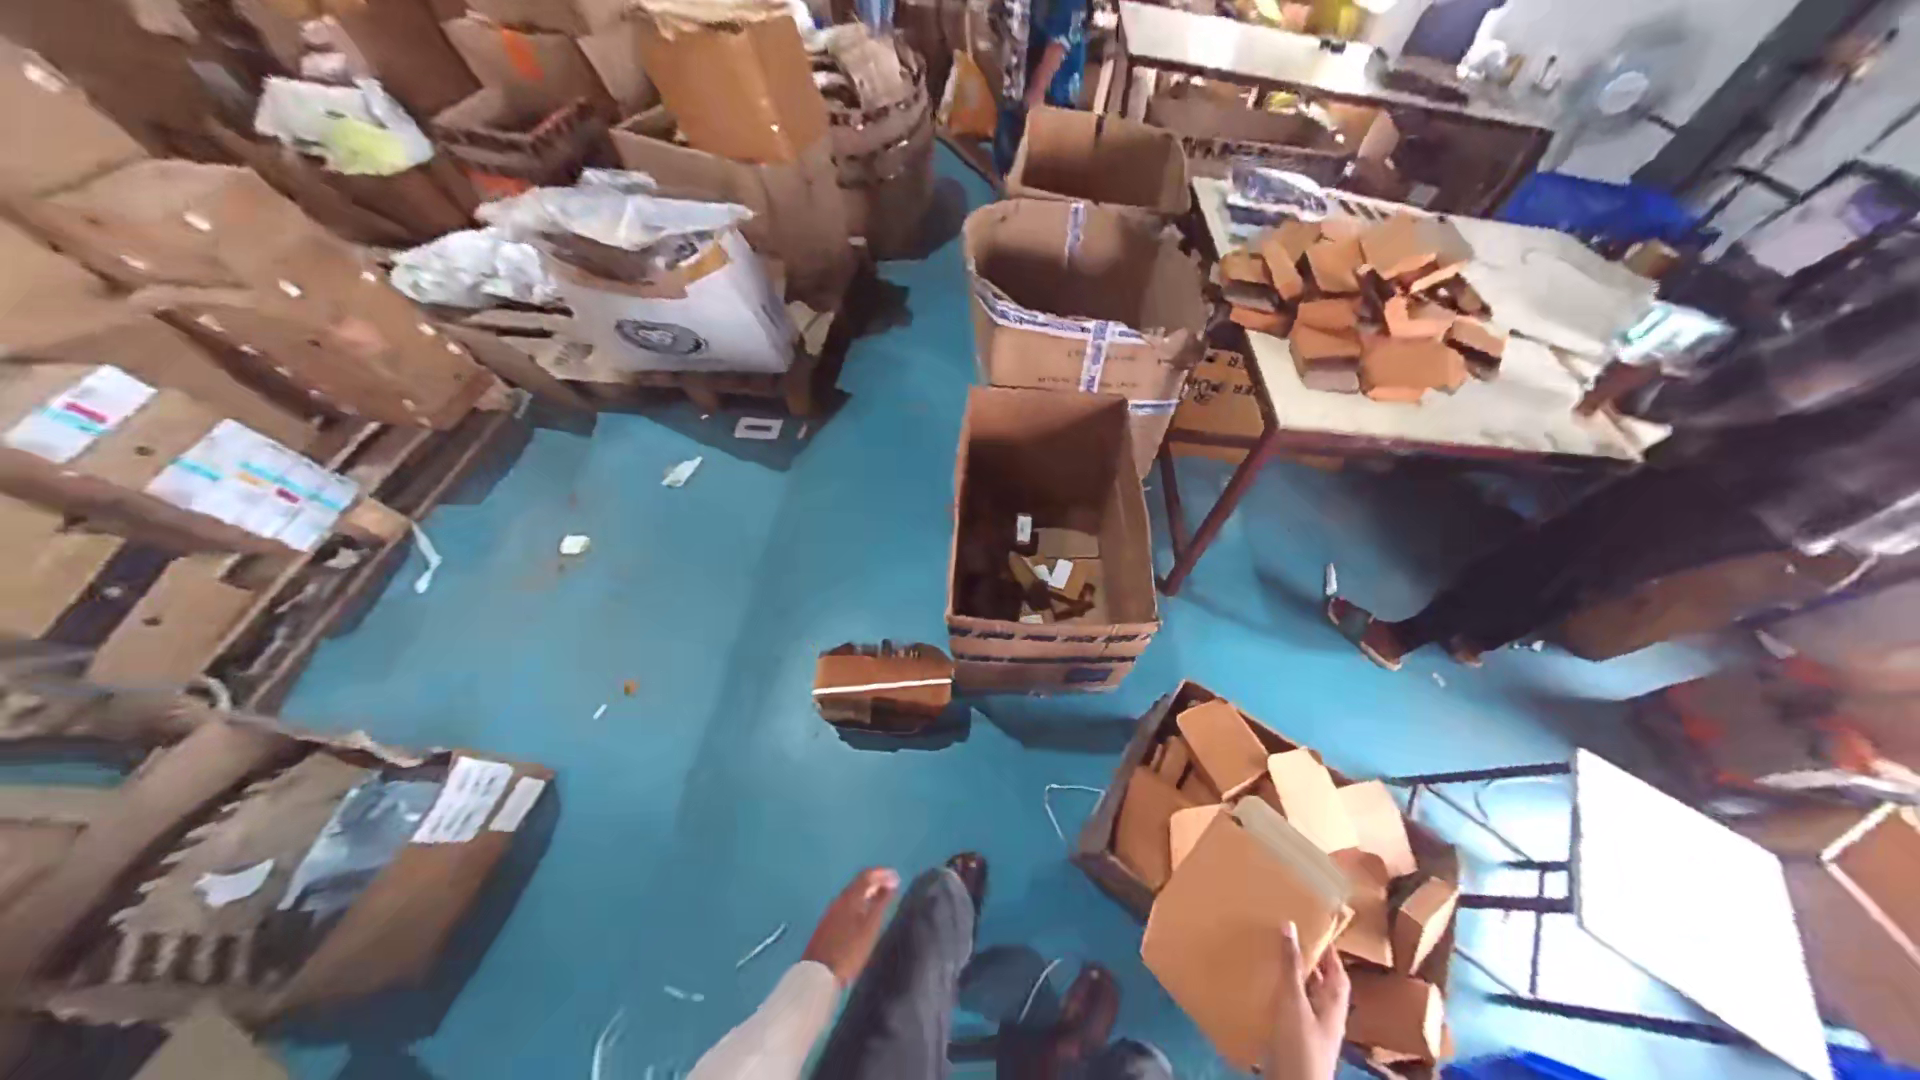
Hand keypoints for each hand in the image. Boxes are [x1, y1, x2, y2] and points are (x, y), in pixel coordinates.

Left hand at [801, 868, 899, 985]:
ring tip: (880, 898)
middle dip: (875, 882)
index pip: (867, 875)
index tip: (896, 877)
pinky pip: (846, 905)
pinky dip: (859, 903)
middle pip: (858, 884)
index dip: (882, 873)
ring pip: (852, 895)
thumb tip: (891, 884)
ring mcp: (830, 912)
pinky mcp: (826, 925)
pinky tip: (863, 914)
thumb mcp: (870, 927)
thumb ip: (881, 903)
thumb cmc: (849, 950)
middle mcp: (838, 900)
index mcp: (849, 897)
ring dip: (867, 893)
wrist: (818, 974)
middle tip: (891, 886)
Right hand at [1265, 922, 1350, 1079]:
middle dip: (1305, 959)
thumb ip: (1291, 965)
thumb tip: (1290, 925)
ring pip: (1302, 994)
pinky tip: (1259, 984)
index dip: (1328, 949)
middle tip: (1283, 934)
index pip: (1337, 970)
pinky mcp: (1292, 1037)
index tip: (1310, 925)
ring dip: (1289, 975)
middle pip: (1320, 981)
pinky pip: (1287, 1007)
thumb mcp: (1295, 1000)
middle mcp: (1325, 1014)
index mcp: (1334, 1004)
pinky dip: (1277, 992)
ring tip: (1268, 951)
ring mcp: (1309, 1028)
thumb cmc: (1300, 1044)